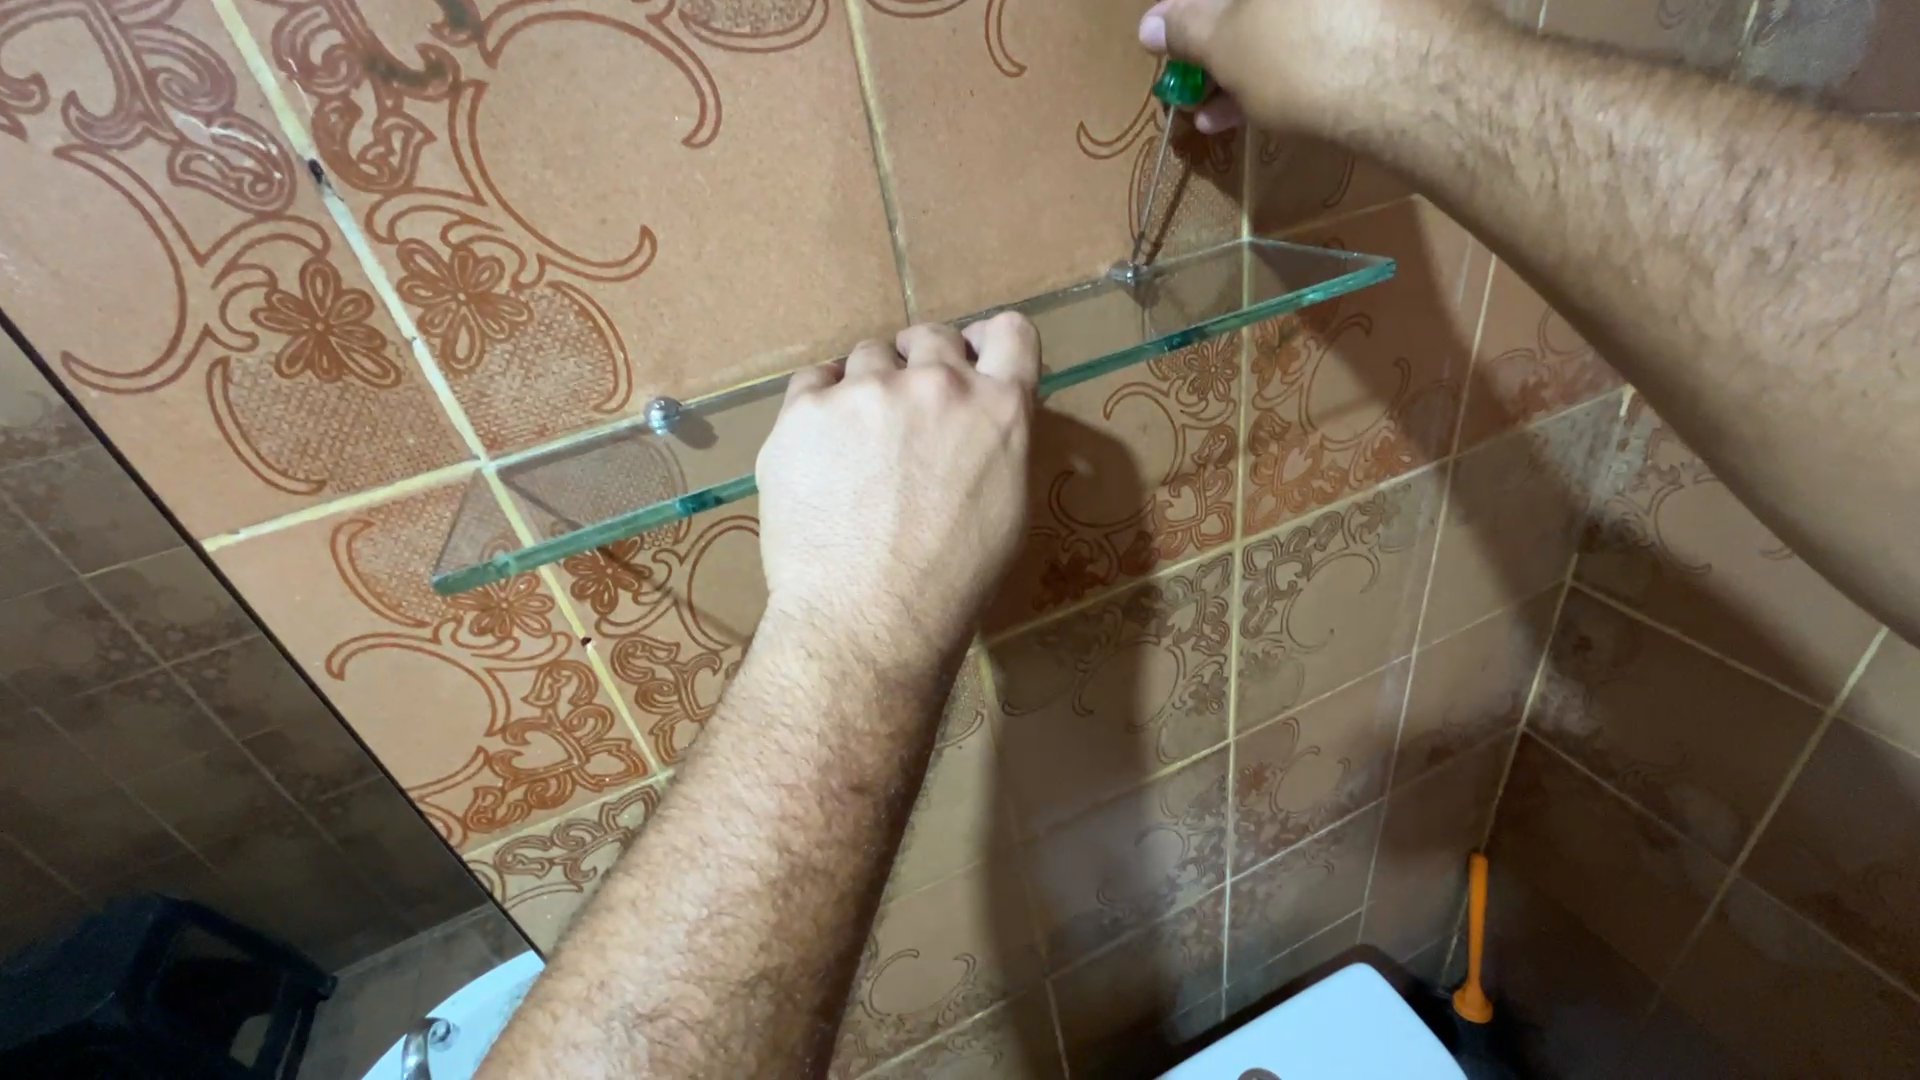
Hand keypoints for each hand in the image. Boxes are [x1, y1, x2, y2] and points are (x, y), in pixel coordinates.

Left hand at [755, 314, 1039, 666]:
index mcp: (999, 410)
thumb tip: (976, 423)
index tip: (971, 359)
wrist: (867, 618)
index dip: (989, 342)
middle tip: (906, 415)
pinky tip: (822, 451)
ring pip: (870, 356)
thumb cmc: (951, 583)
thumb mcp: (1006, 510)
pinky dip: (822, 406)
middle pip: (932, 336)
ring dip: (870, 387)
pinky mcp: (807, 409)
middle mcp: (938, 384)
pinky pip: (816, 381)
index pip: (1011, 333)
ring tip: (857, 445)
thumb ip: (996, 445)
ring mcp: (868, 391)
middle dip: (922, 365)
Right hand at [1139, 0, 1487, 137]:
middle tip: (1191, 82)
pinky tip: (1252, 105)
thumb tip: (1150, 24)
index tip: (1169, 42)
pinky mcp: (1385, 19)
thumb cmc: (1303, 53)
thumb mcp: (1226, 44)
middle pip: (1250, 2)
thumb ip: (1186, 29)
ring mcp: (1355, 1)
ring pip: (1284, 17)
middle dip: (1215, 38)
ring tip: (1212, 111)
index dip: (1187, 12)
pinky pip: (1316, 29)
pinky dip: (1279, 63)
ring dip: (1240, 60)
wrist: (1414, 81)